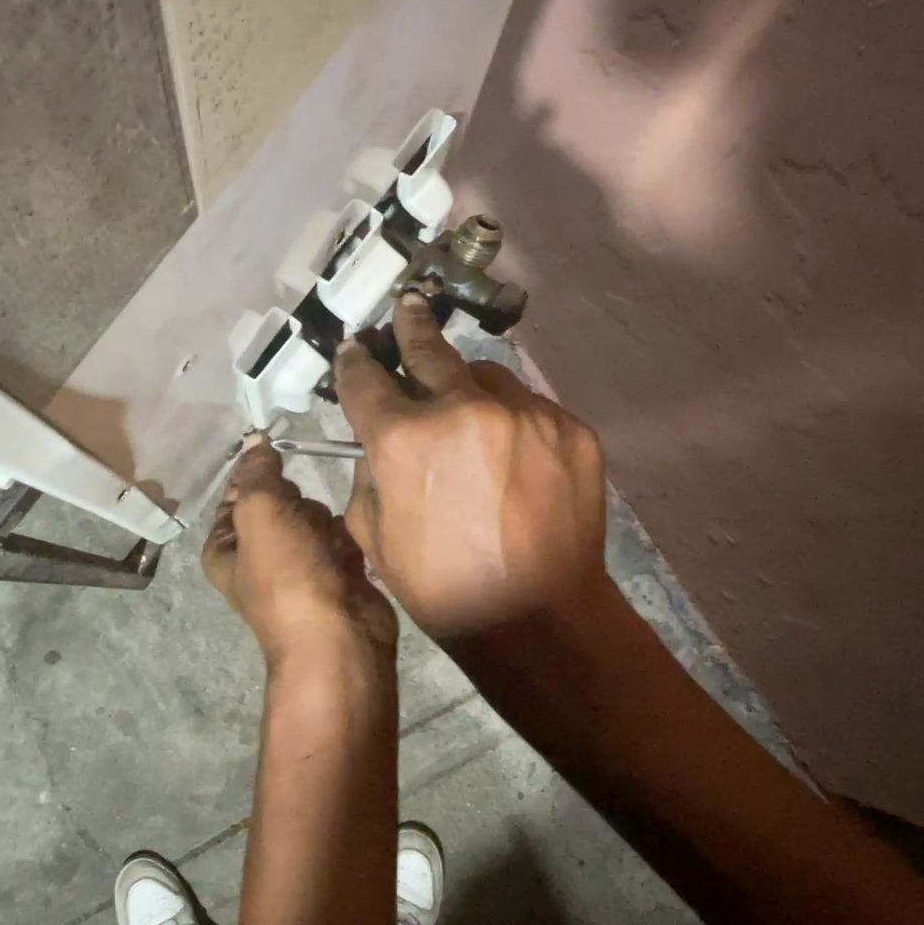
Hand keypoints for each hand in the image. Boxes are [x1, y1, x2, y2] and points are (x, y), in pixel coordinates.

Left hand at [201, 440, 398, 664]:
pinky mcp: (333, 573)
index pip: (238, 491)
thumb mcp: (260, 512)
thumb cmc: (288, 576)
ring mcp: (296, 566)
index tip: (278, 471)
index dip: (259, 476)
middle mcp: (256, 556)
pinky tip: (350, 549)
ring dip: (324, 522)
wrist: (339, 639)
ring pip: (313, 515)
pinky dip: (347, 539)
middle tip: (303, 525)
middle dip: (297, 504)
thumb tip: (254, 440)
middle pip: (280, 499)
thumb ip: (257, 472)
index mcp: (224, 547)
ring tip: (330, 544)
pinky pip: (340, 535)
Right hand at [334, 293, 609, 638]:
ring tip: (464, 410)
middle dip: (410, 325)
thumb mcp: (372, 531)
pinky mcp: (569, 428)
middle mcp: (462, 410)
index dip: (354, 362)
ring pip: (484, 375)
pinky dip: (509, 419)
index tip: (355, 350)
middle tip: (408, 308)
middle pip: (428, 347)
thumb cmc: (438, 583)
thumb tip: (381, 444)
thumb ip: (369, 472)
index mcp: (402, 440)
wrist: (535, 616)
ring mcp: (524, 414)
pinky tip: (507, 453)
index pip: (365, 379)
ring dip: (465, 384)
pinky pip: (528, 407)